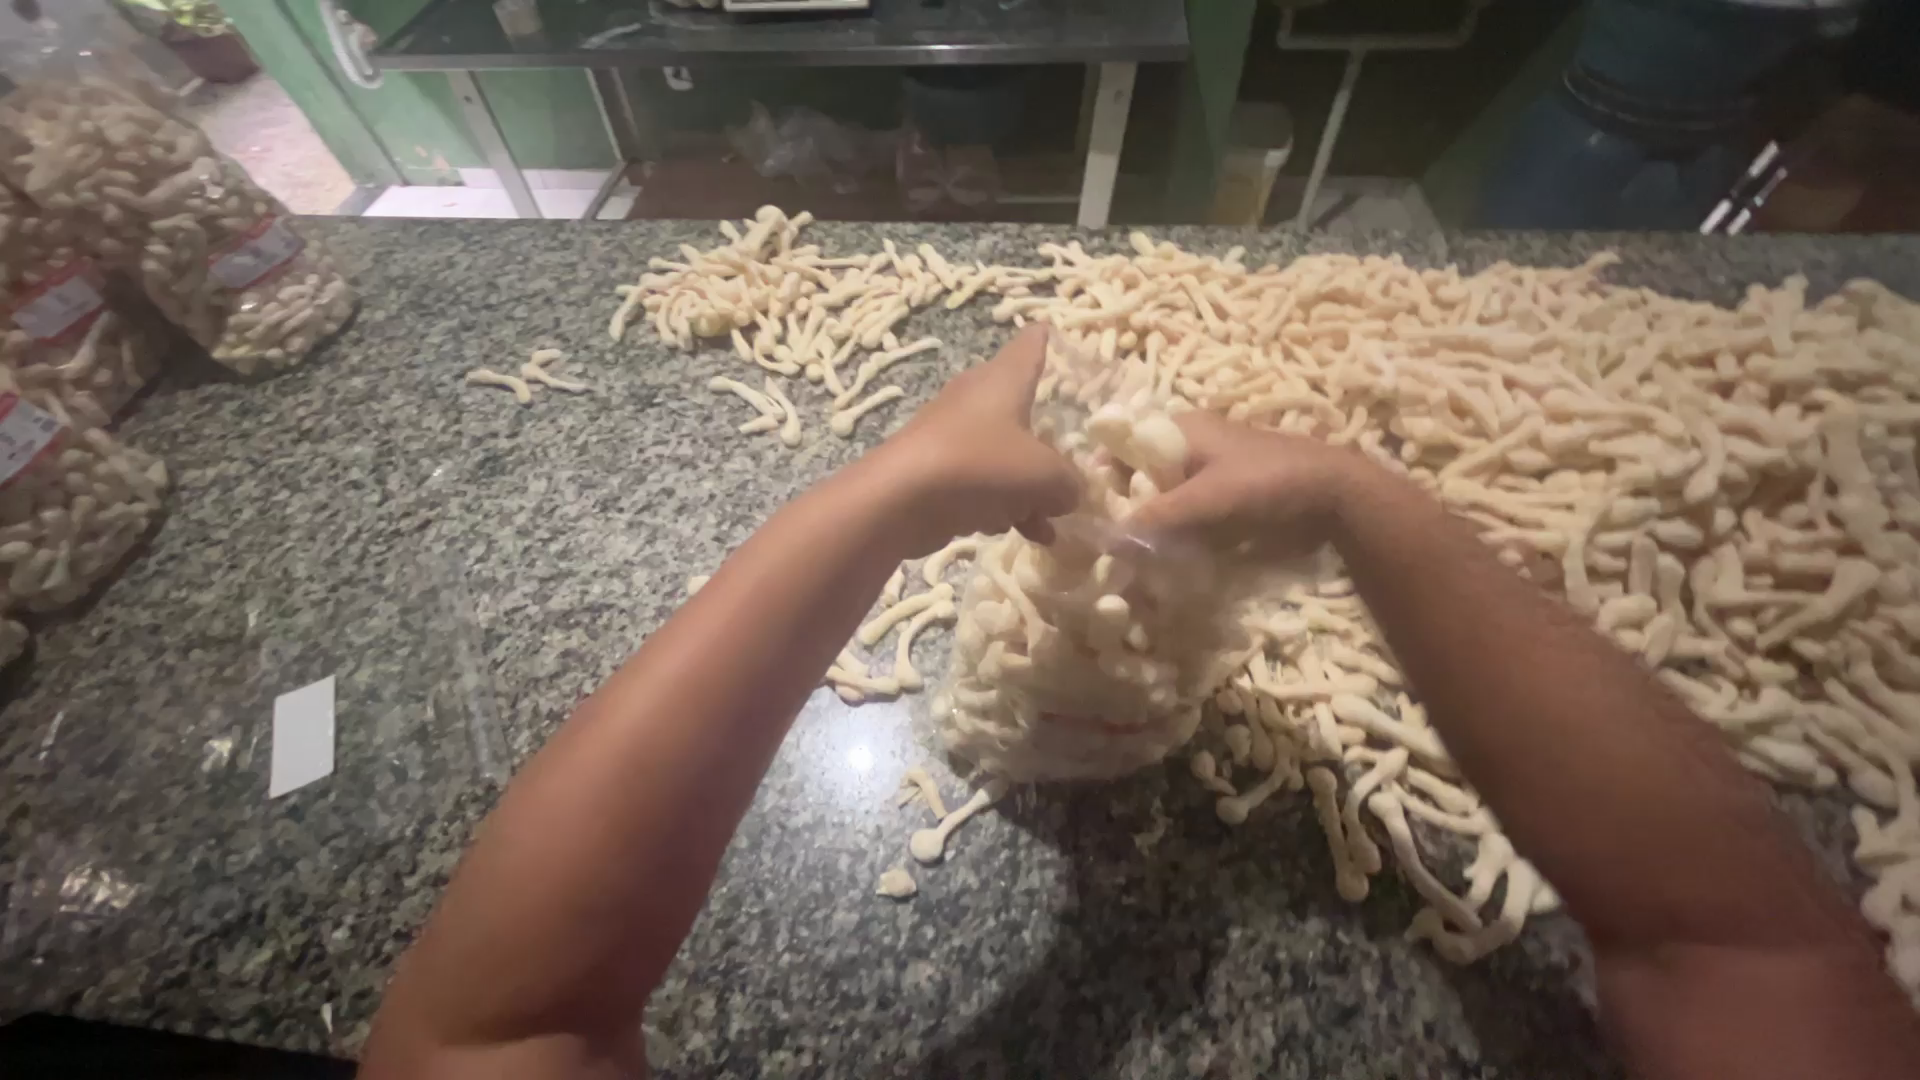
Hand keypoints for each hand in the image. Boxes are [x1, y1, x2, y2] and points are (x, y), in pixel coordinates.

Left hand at [865, 324, 1079, 555]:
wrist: (899, 501)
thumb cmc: (980, 466)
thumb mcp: (1044, 476)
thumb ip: (1069, 483)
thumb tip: (1070, 494)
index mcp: (1005, 378)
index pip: (1034, 342)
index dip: (1057, 344)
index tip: (1078, 357)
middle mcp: (977, 398)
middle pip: (1023, 406)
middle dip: (1051, 437)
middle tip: (1078, 458)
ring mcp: (954, 436)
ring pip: (1005, 454)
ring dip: (1030, 486)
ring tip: (1053, 519)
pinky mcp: (938, 472)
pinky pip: (983, 484)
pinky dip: (1004, 505)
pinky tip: (1025, 533)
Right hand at [1124, 412, 1364, 556]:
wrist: (1334, 497)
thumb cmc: (1266, 483)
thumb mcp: (1205, 499)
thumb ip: (1154, 519)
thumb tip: (1107, 543)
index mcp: (1177, 429)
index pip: (1119, 447)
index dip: (1101, 478)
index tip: (1091, 517)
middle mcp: (1185, 446)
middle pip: (1136, 477)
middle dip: (1124, 510)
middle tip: (1110, 546)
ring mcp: (1204, 474)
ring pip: (1159, 500)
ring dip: (1149, 528)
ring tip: (1133, 559)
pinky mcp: (1220, 499)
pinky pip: (1183, 516)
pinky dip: (1173, 536)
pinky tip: (1165, 560)